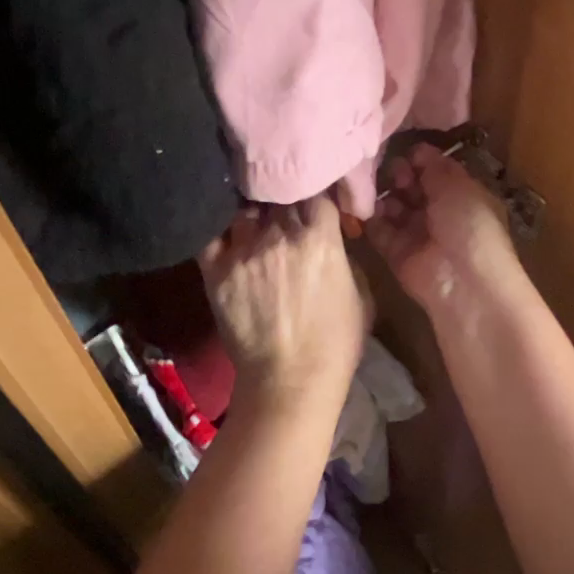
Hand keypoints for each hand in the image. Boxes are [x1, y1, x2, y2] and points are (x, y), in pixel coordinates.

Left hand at [198, 198, 364, 397]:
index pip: (317, 191)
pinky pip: (211, 231)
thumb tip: (334, 241)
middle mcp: (279, 232)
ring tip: (258, 221)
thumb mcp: (362, 294)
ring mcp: (243, 248)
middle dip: (286, 197)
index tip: (320, 201)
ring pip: (246, 209)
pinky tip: (227, 231)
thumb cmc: (337, 343)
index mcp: (320, 236)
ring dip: (255, 212)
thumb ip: (345, 257)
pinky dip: (219, 226)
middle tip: (289, 208)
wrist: (290, 381)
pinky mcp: (214, 268)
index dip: (319, 193)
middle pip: (280, 193)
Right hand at [366, 147, 524, 310]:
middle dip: (399, 176)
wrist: (465, 282)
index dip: (420, 160)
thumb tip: (418, 150)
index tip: (405, 152)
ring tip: (377, 190)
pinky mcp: (396, 254)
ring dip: (384, 196)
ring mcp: (417, 235)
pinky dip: (371, 220)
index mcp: (462, 196)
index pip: (436, 171)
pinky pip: (379, 232)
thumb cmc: (469, 226)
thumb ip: (435, 167)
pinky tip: (365, 207)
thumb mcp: (458, 187)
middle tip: (393, 174)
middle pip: (412, 187)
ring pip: (393, 207)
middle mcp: (440, 214)